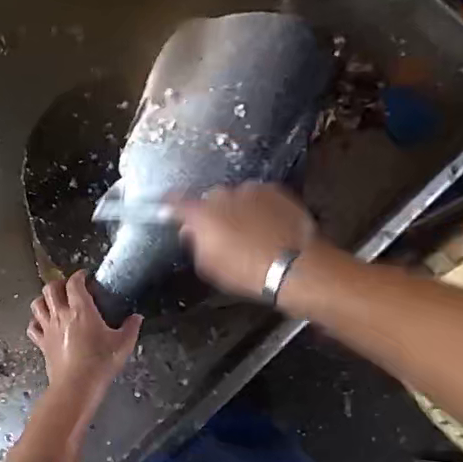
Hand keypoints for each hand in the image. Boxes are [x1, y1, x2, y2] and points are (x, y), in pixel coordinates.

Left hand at [28, 271, 142, 392]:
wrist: (76, 385)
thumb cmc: (100, 363)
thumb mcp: (123, 344)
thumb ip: (131, 327)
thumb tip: (136, 318)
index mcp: (81, 310)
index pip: (74, 283)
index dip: (79, 276)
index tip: (85, 276)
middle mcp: (61, 315)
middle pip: (50, 288)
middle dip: (58, 283)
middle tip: (68, 286)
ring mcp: (48, 328)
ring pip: (37, 304)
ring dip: (44, 299)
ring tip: (53, 301)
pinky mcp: (42, 343)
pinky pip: (32, 326)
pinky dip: (36, 321)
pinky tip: (43, 323)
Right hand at [175, 184, 328, 299]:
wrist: (295, 267)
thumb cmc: (247, 271)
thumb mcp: (209, 266)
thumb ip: (194, 243)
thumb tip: (191, 231)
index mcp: (201, 214)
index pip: (175, 201)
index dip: (169, 205)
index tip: (166, 207)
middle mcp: (223, 196)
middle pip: (208, 199)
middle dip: (210, 212)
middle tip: (219, 233)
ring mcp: (251, 190)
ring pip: (235, 197)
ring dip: (235, 209)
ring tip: (246, 232)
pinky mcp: (276, 191)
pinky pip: (258, 196)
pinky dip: (257, 207)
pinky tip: (264, 226)